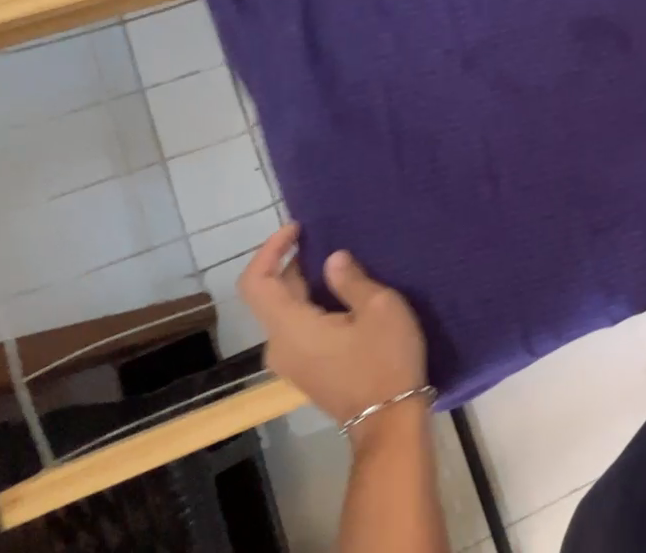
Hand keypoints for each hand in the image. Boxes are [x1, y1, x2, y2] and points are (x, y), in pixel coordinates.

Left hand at [238, 224, 428, 441]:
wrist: (387, 417)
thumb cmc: (385, 358)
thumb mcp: (380, 309)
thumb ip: (352, 281)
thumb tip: (332, 260)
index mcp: (290, 327)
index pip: (258, 282)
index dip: (271, 250)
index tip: (297, 229)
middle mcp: (278, 345)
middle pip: (271, 297)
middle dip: (293, 264)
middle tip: (326, 240)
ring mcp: (290, 362)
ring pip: (286, 313)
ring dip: (305, 285)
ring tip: (340, 266)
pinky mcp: (306, 371)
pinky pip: (299, 329)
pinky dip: (312, 305)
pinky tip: (343, 300)